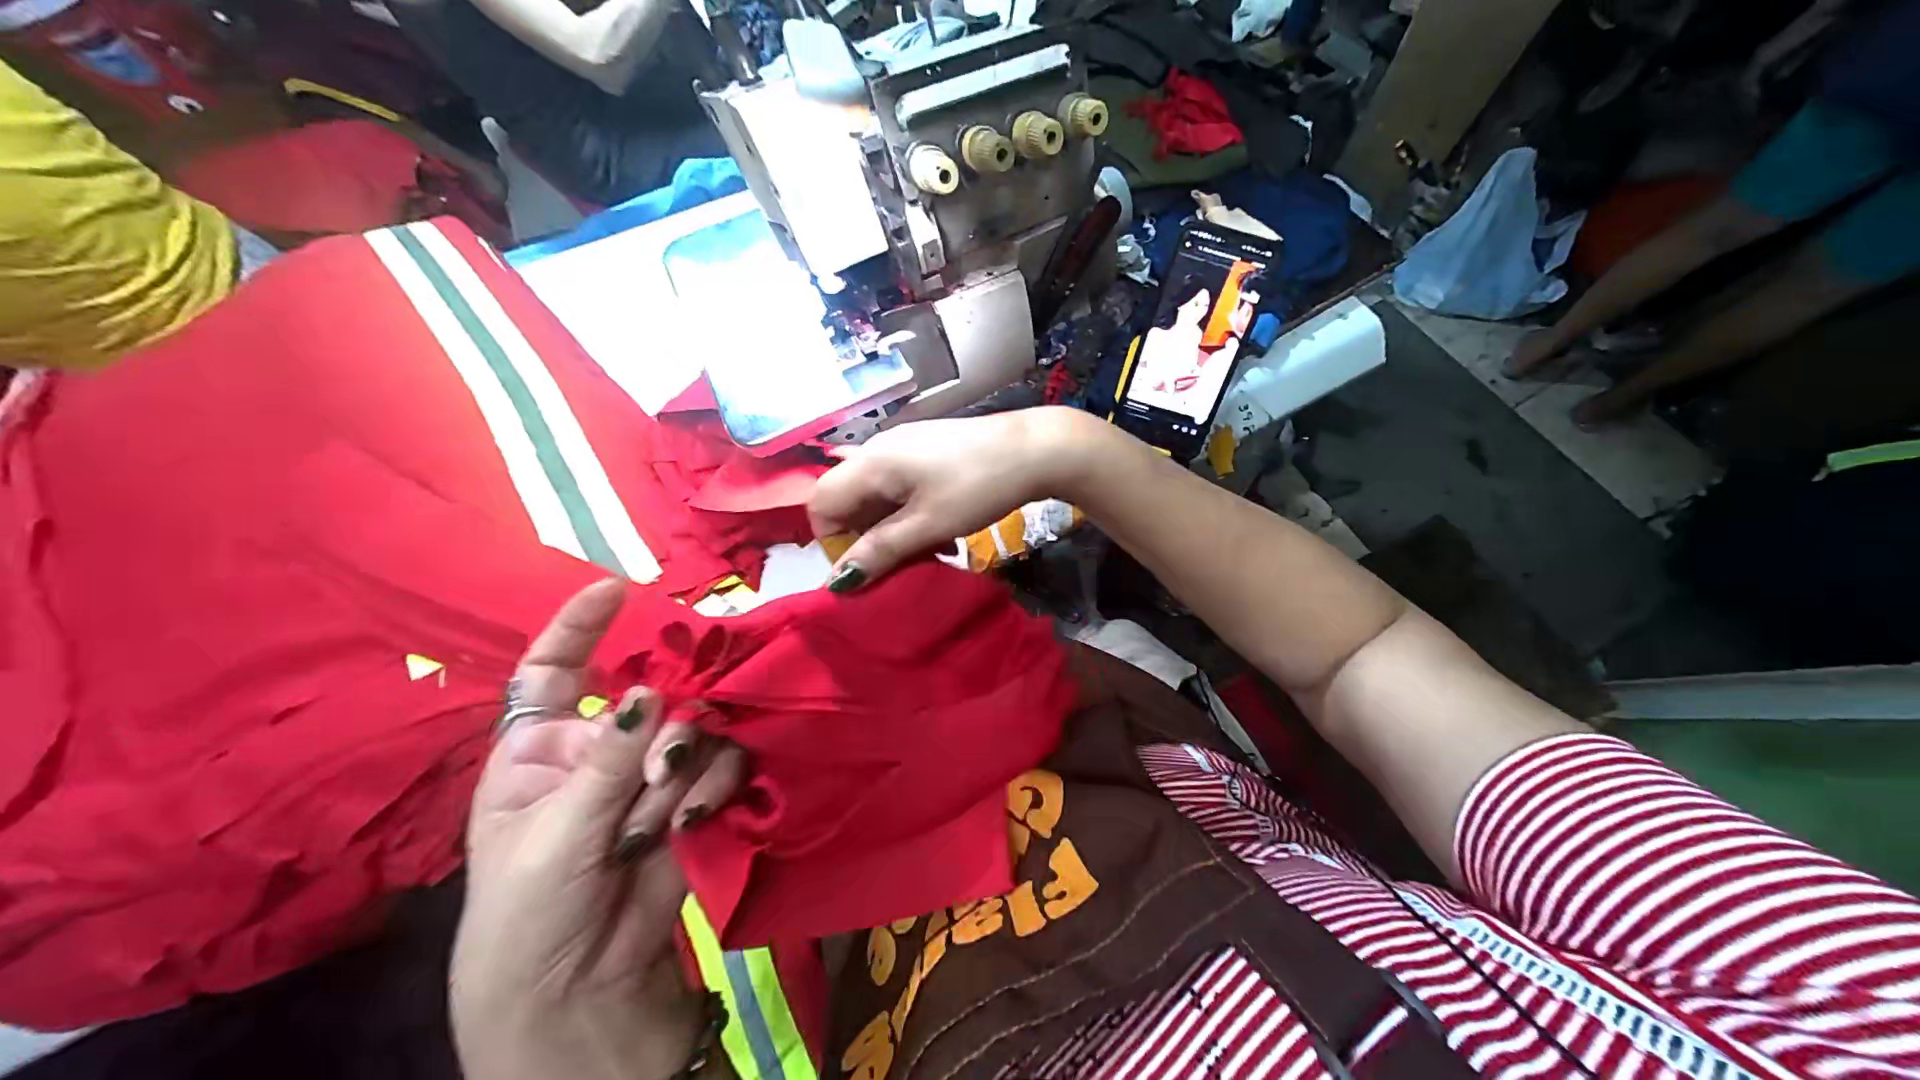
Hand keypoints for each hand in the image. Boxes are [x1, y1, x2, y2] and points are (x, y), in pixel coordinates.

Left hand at [451, 579, 745, 1079]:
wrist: (579, 994)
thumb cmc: (527, 915)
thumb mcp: (552, 835)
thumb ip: (606, 761)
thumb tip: (648, 691)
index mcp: (540, 750)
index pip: (554, 672)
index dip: (579, 627)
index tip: (614, 589)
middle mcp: (601, 750)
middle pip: (648, 695)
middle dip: (660, 721)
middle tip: (662, 761)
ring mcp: (651, 773)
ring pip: (692, 729)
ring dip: (684, 768)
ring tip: (663, 819)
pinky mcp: (693, 799)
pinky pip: (721, 764)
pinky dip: (712, 788)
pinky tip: (692, 823)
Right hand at [807, 407, 1107, 586]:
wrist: (1035, 448)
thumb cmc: (977, 486)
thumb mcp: (928, 525)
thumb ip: (880, 551)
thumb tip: (838, 581)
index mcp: (869, 463)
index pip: (819, 503)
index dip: (832, 540)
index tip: (866, 566)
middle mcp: (878, 449)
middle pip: (847, 500)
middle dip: (867, 539)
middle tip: (902, 563)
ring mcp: (902, 448)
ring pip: (876, 498)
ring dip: (892, 530)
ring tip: (929, 550)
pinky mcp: (925, 451)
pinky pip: (899, 489)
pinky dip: (909, 514)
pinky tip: (940, 531)